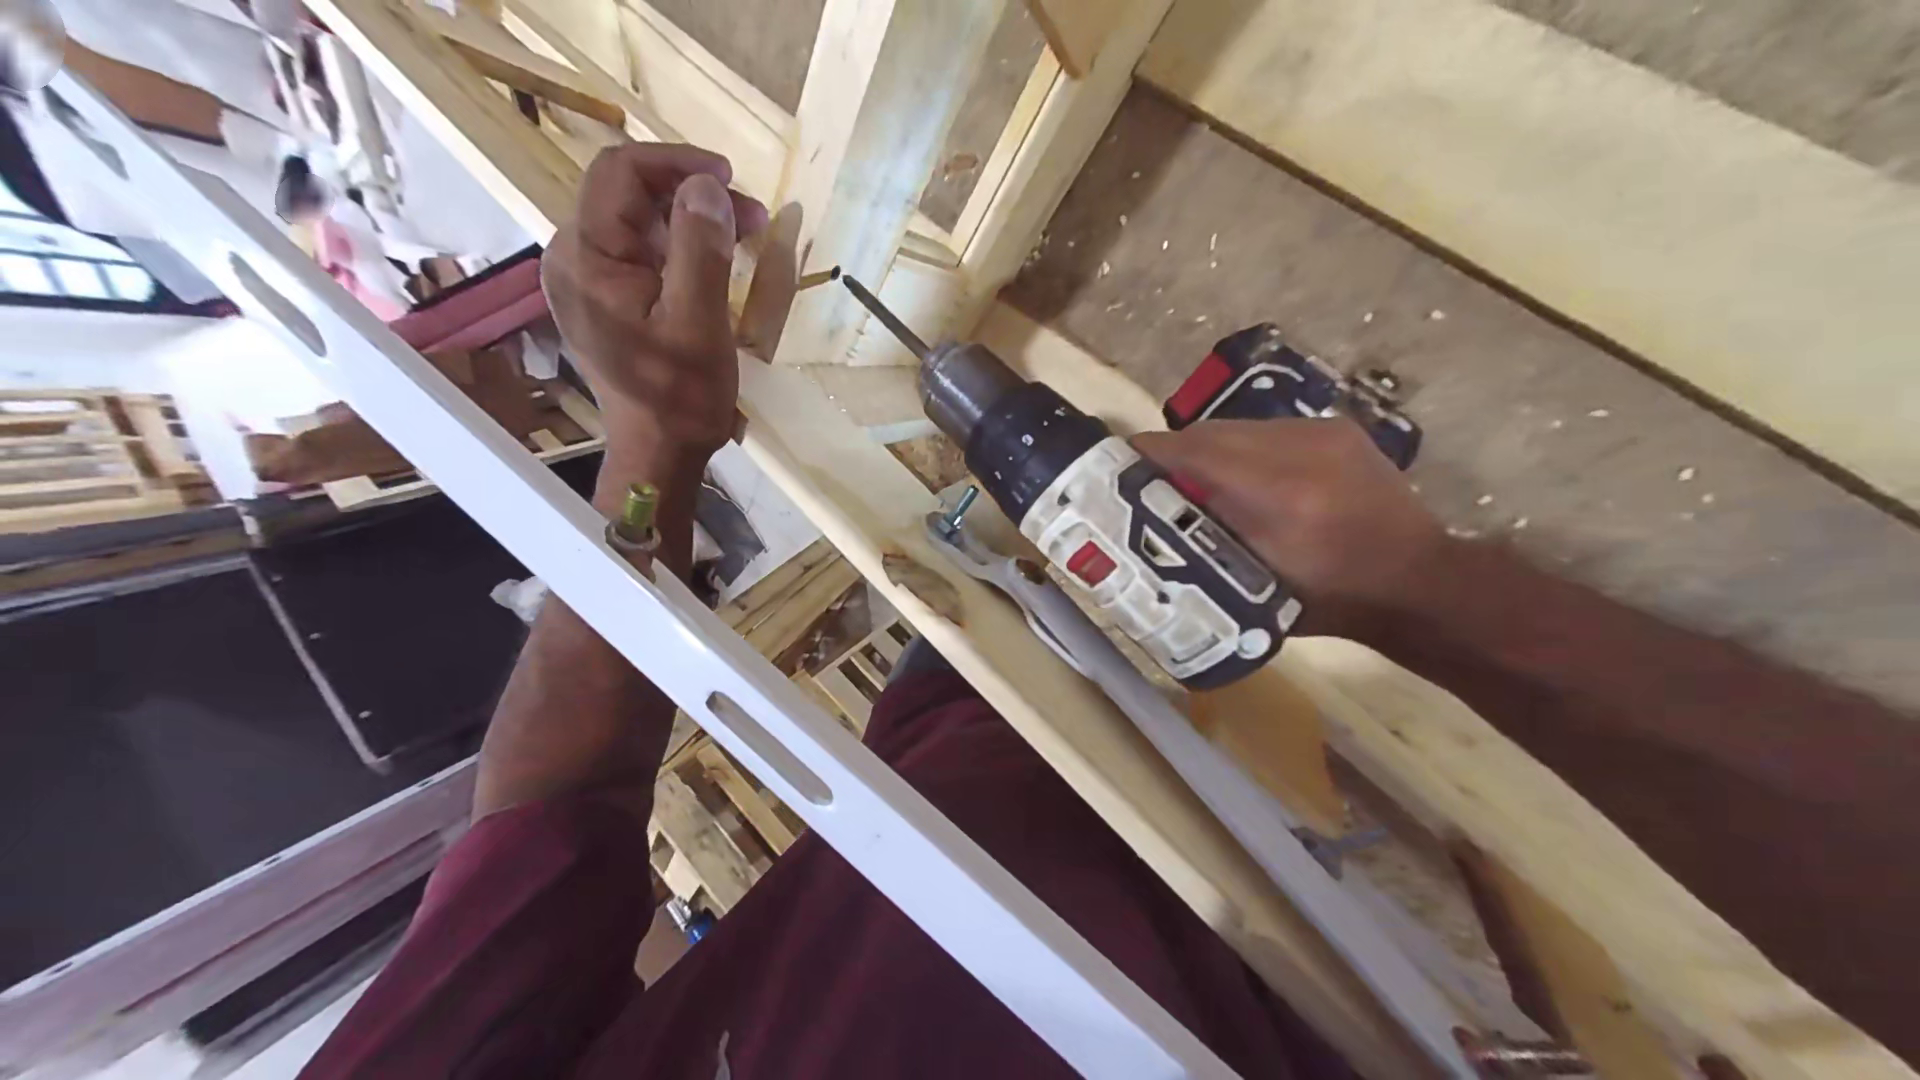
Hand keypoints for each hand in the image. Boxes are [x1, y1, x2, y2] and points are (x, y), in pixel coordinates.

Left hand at [542, 144, 768, 463]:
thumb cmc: (680, 396)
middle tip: (753, 218)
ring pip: (639, 224)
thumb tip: (707, 186)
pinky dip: (681, 248)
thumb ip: (699, 248)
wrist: (660, 454)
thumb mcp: (699, 322)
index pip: (620, 173)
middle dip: (692, 195)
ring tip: (745, 237)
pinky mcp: (608, 302)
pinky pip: (643, 255)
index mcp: (586, 257)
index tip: (731, 178)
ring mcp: (589, 282)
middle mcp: (575, 259)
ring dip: (692, 221)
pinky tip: (716, 263)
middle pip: (629, 195)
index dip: (677, 163)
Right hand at [1132, 418, 1448, 640]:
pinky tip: (1239, 476)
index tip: (1116, 466)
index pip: (1194, 452)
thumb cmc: (1330, 603)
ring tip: (1191, 479)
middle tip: (1147, 479)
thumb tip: (1152, 519)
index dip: (1149, 454)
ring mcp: (1322, 433)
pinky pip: (1265, 431)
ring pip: (1236, 428)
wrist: (1419, 583)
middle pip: (1209, 433)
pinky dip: (1241, 449)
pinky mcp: (1335, 429)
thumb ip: (1203, 543)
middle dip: (1173, 452)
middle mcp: (1299, 449)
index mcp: (1278, 496)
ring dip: (1206, 450)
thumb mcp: (1252, 585)